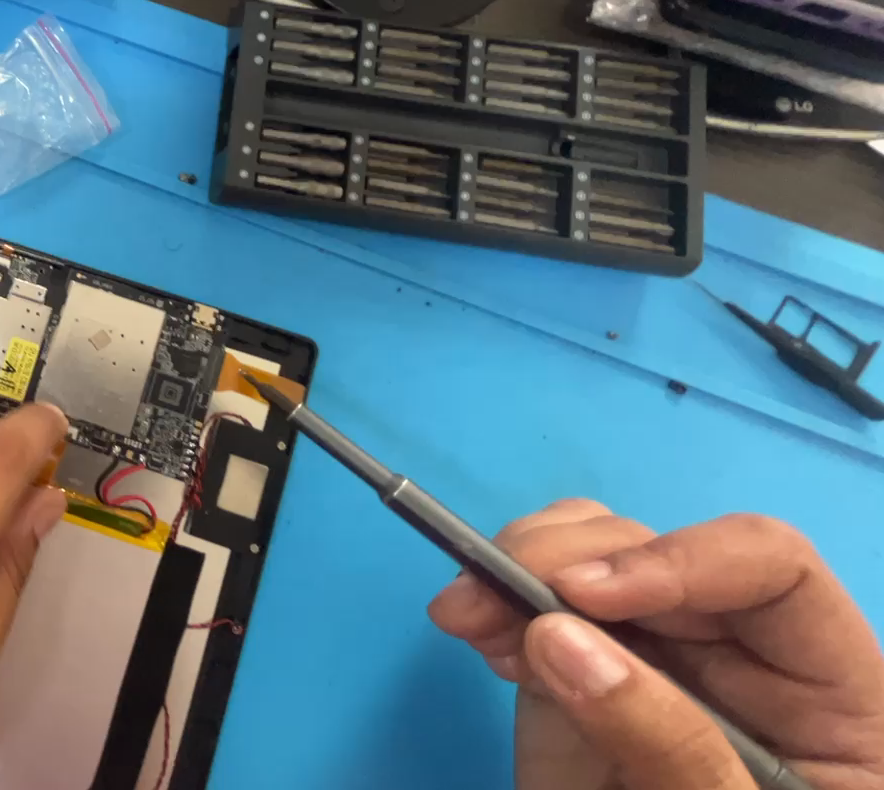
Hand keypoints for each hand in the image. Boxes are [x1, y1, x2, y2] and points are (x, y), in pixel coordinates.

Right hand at [429, 499, 883, 789]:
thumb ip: (671, 746)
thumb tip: (554, 633)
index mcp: (828, 695)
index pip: (767, 570)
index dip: (673, 559)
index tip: (576, 594)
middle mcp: (737, 649)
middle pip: (647, 546)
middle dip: (548, 560)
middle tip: (476, 601)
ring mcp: (651, 645)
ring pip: (582, 545)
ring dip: (506, 564)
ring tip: (463, 618)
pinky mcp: (580, 650)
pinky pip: (533, 580)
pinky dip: (490, 588)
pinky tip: (474, 632)